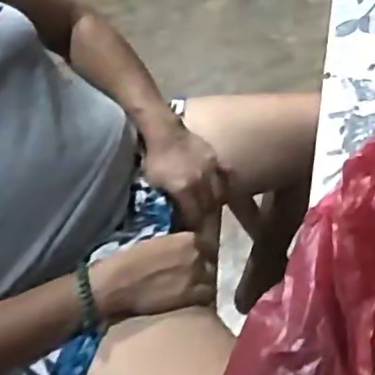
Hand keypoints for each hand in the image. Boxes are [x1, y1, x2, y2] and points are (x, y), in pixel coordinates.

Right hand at [89, 231, 216, 320]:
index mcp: (189, 238)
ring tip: (189, 296)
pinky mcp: (190, 294)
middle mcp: (197, 252)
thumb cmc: (129, 264)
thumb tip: (187, 256)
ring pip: (210, 280)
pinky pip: (205, 297)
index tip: (195, 268)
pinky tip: (188, 305)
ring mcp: (196, 273)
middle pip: (211, 263)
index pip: (207, 248)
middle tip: (192, 284)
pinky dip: (200, 301)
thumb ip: (178, 249)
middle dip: (203, 272)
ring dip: (203, 287)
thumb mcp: (159, 245)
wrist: (112, 285)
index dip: (202, 259)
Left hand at [141, 121, 226, 244]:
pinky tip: (220, 193)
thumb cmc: (152, 159)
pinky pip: (224, 176)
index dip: (196, 232)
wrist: (163, 130)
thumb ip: (163, 203)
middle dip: (208, 224)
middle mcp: (202, 179)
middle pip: (210, 207)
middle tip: (206, 237)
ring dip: (215, 207)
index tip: (196, 244)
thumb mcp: (151, 185)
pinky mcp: (214, 157)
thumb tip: (166, 223)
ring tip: (211, 218)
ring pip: (219, 192)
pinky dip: (223, 187)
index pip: (195, 217)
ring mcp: (211, 167)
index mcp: (184, 188)